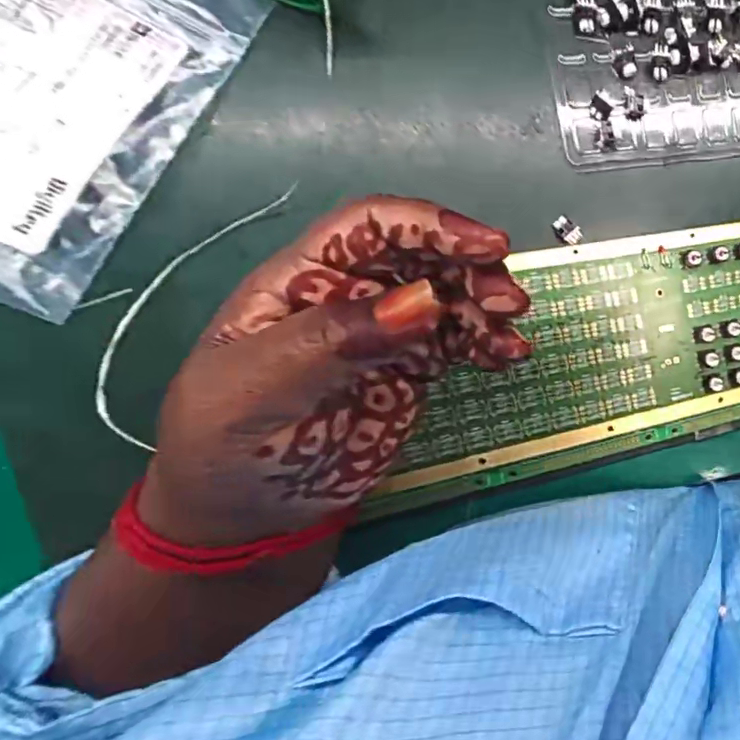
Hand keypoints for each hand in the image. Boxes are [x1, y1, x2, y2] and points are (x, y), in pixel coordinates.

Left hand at [142, 196, 532, 545]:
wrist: (245, 514)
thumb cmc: (227, 444)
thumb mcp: (258, 388)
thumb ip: (335, 340)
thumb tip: (424, 300)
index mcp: (304, 277)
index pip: (371, 227)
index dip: (430, 224)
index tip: (487, 246)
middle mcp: (351, 294)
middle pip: (423, 257)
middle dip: (471, 267)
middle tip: (508, 299)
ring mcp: (386, 333)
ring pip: (449, 297)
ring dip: (487, 305)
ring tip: (512, 329)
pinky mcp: (412, 370)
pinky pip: (458, 342)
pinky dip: (488, 343)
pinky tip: (507, 355)